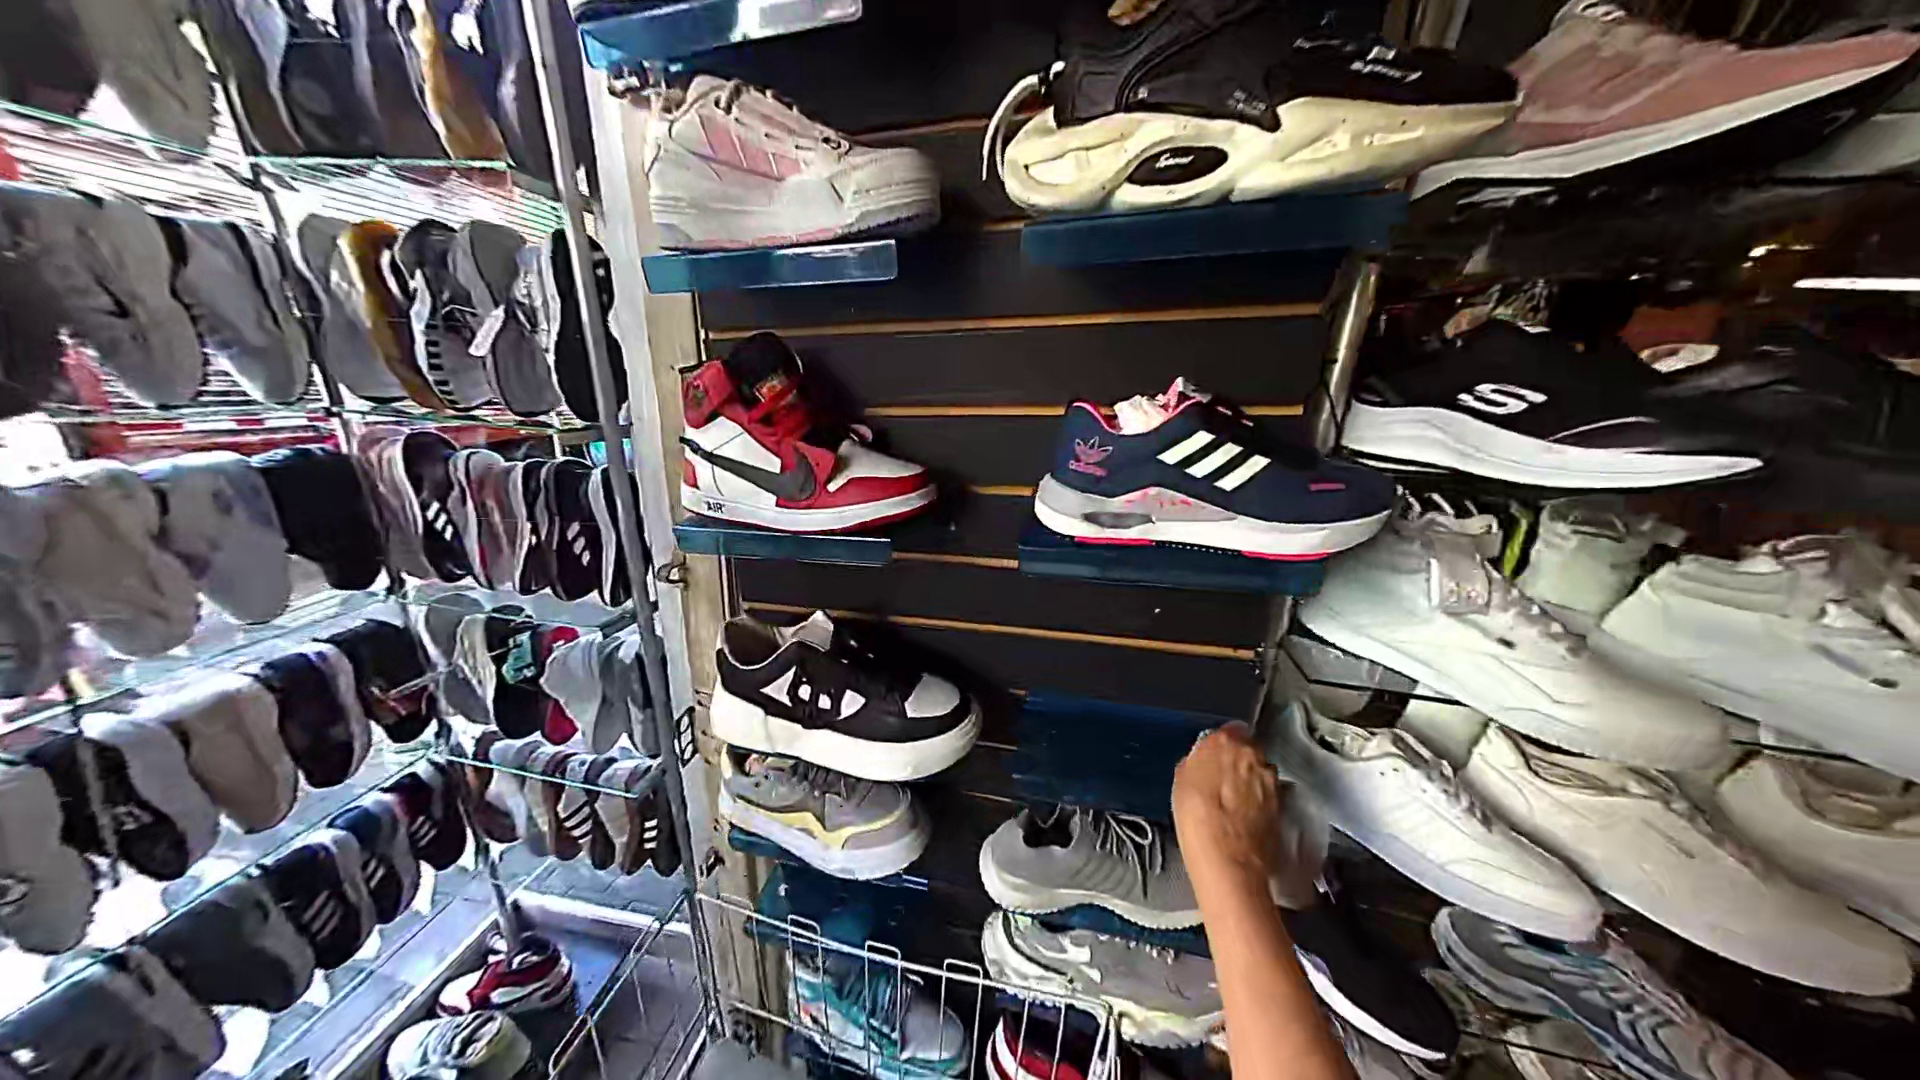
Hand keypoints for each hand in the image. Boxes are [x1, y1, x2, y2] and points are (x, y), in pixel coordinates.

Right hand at [1172, 723, 1282, 887]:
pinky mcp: (1282, 805)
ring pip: (1260, 771)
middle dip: (1237, 760)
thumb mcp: (1180, 781)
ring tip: (1233, 800)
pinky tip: (1244, 816)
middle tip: (1220, 778)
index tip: (1212, 754)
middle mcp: (1252, 755)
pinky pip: (1268, 794)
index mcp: (1224, 741)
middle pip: (1248, 749)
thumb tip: (1201, 761)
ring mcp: (1271, 780)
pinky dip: (1259, 800)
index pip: (1228, 729)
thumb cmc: (1197, 818)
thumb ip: (1195, 762)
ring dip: (1250, 779)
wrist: (1228, 860)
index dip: (1220, 743)